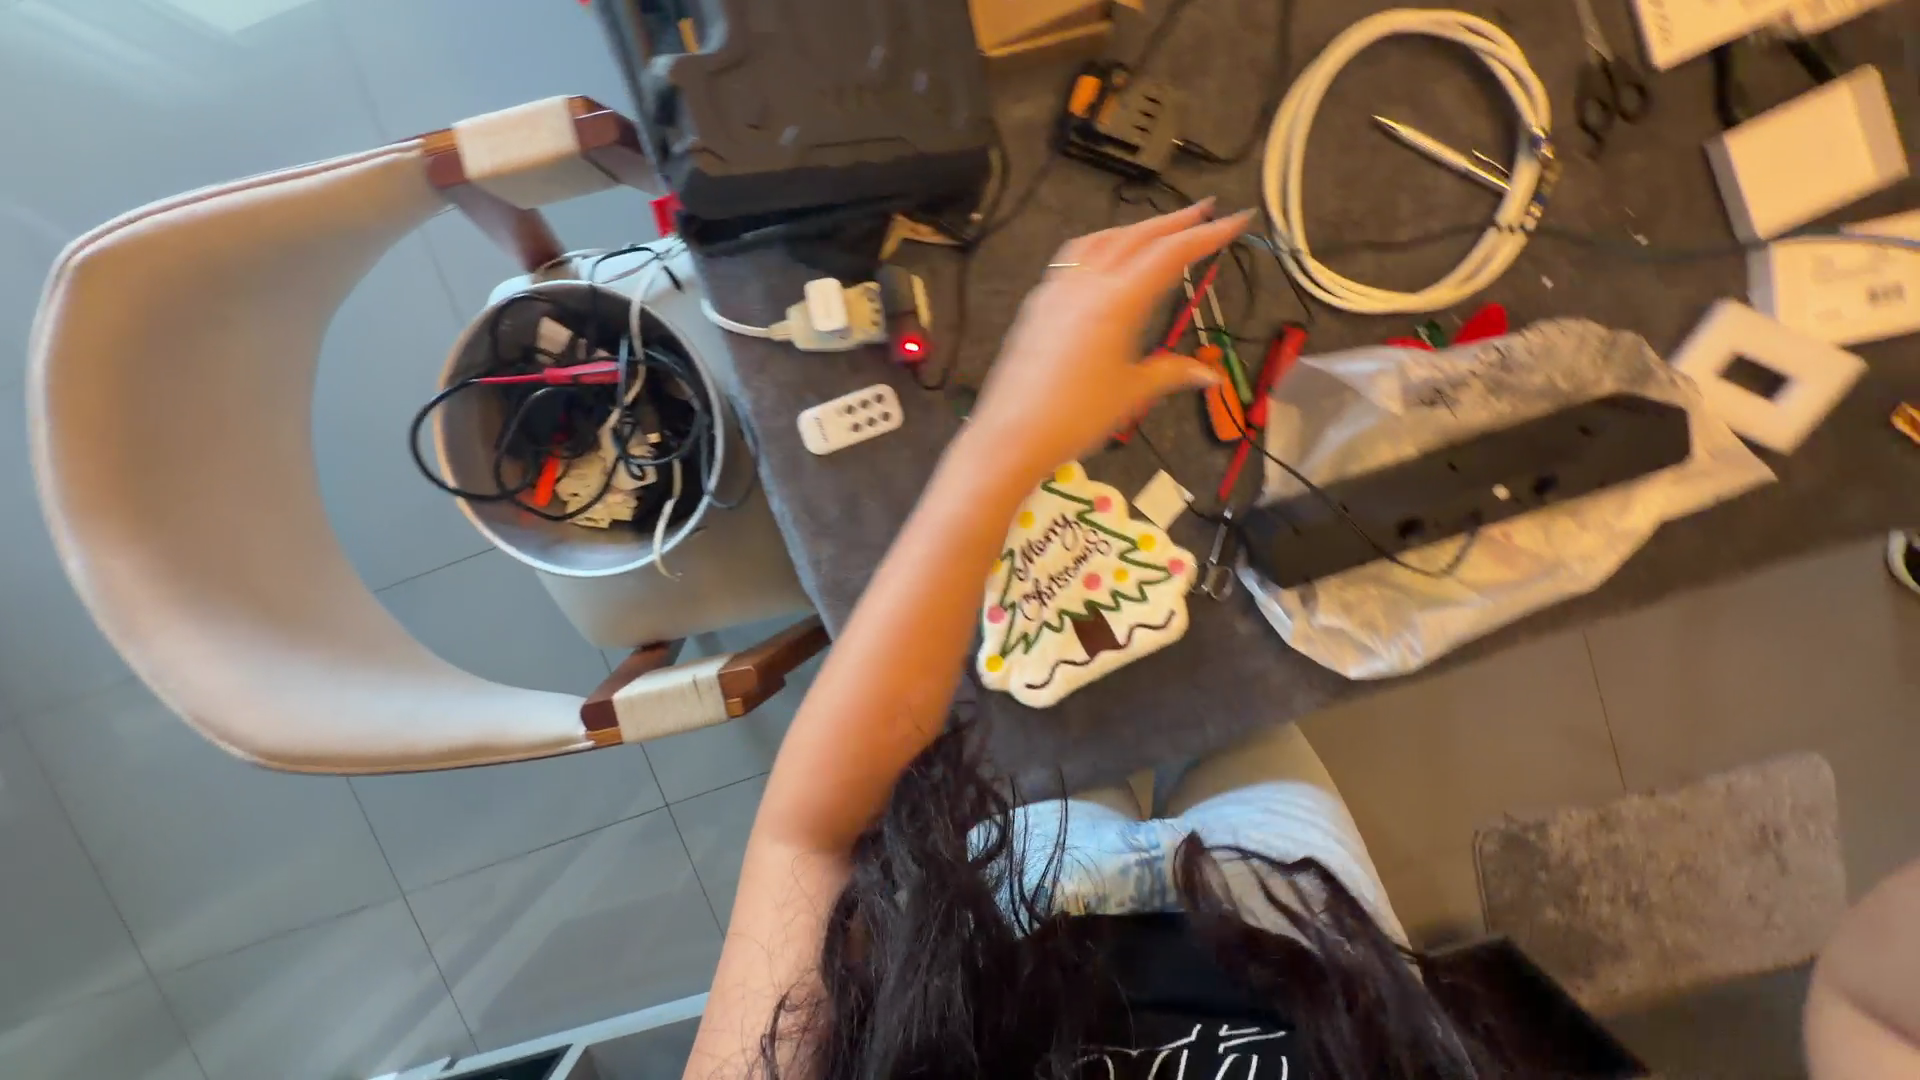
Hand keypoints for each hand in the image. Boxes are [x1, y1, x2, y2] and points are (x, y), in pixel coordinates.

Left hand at [960, 201, 1255, 480]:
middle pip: (1135, 237)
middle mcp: (1085, 285)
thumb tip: (1209, 375)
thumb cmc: (1075, 418)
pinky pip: (1071, 260)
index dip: (1207, 235)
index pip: (1170, 255)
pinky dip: (1098, 246)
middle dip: (1173, 221)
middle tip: (1205, 211)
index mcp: (1116, 301)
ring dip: (1132, 229)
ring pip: (1099, 241)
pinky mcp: (1036, 306)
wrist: (1012, 434)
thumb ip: (1171, 374)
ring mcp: (1055, 291)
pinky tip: (1104, 260)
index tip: (1236, 220)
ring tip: (1156, 230)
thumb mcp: (1131, 394)